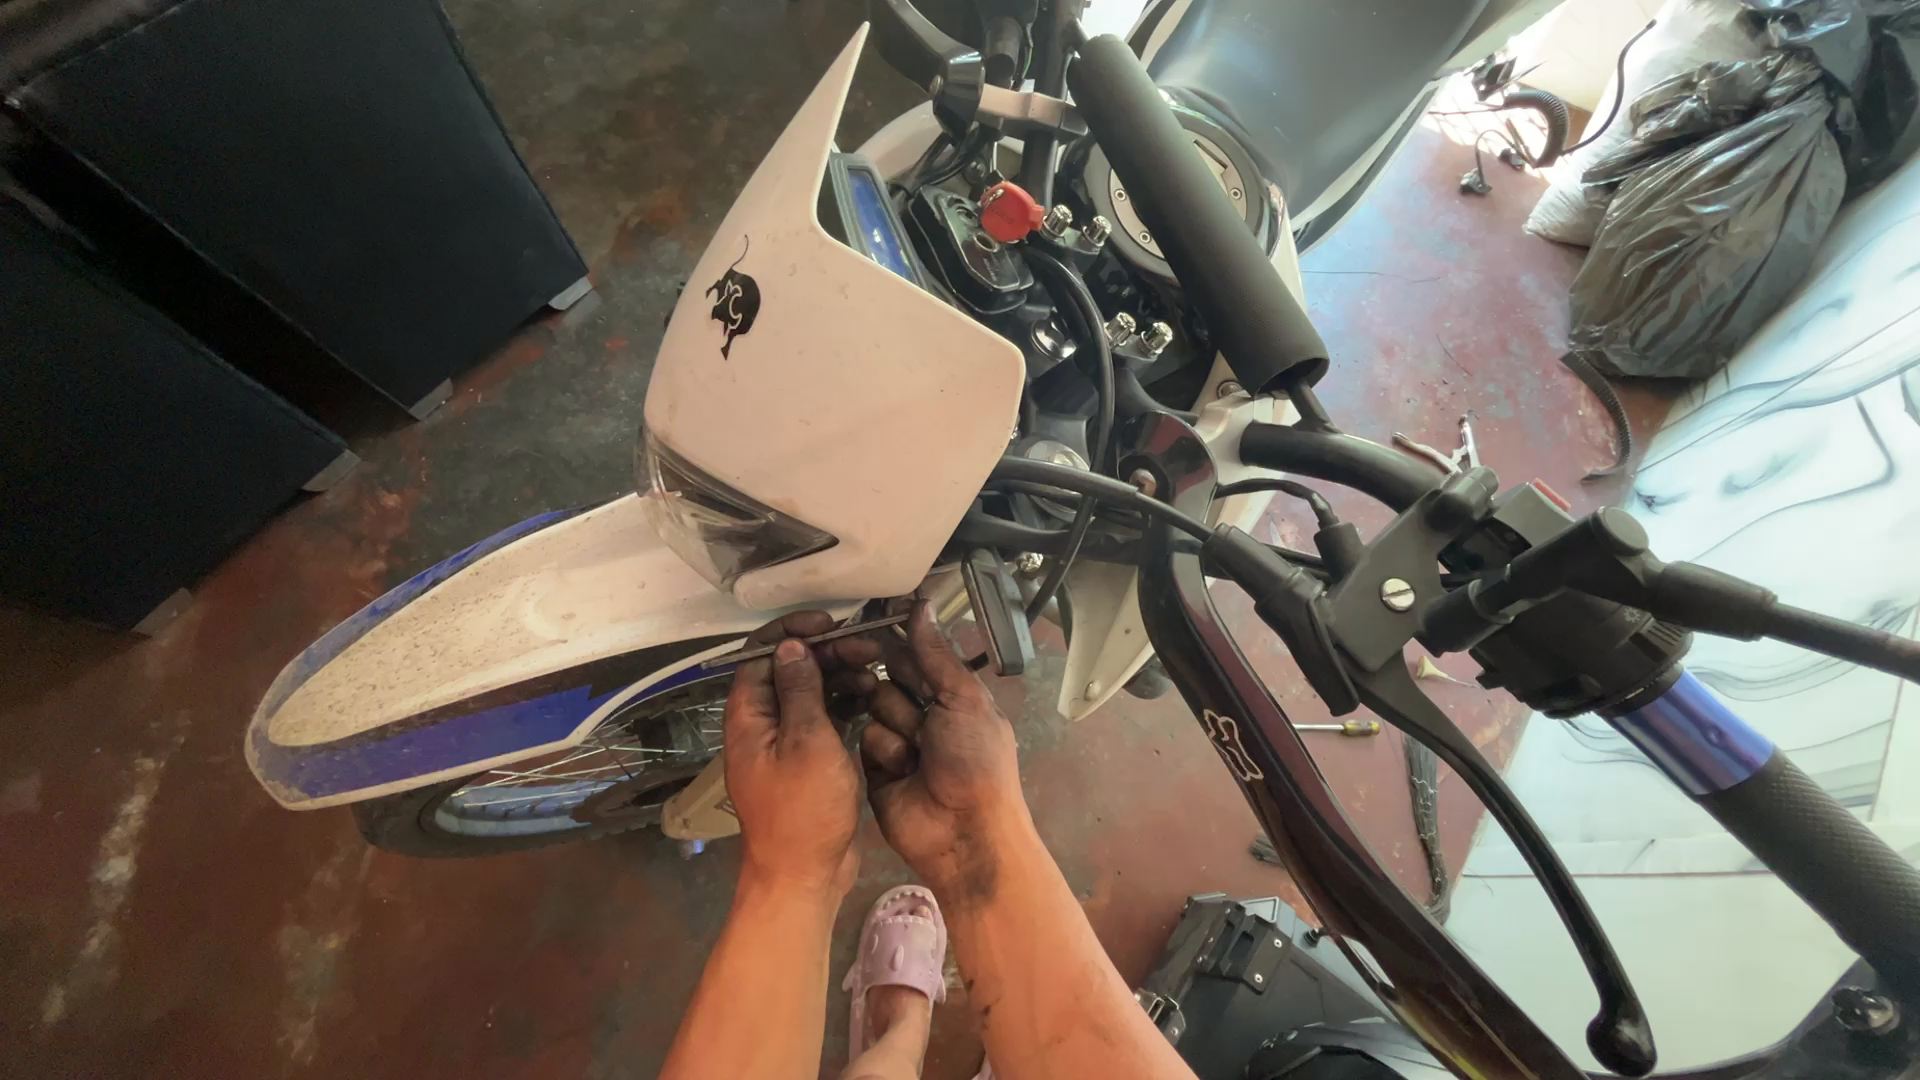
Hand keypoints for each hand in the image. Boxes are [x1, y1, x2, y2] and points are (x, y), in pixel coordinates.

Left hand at [723, 611, 881, 895]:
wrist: (805, 875)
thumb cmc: (803, 810)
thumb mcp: (806, 742)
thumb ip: (799, 690)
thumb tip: (791, 646)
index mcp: (749, 715)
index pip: (762, 652)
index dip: (793, 630)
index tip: (830, 624)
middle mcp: (761, 721)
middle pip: (790, 668)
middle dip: (826, 651)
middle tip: (867, 647)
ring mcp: (785, 739)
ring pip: (810, 689)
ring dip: (839, 674)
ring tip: (875, 670)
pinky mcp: (807, 755)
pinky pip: (823, 714)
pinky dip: (844, 701)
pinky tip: (871, 694)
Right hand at [859, 602, 1030, 906]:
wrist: (965, 835)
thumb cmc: (975, 761)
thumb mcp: (964, 700)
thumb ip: (936, 654)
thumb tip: (922, 604)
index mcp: (949, 693)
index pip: (912, 654)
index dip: (889, 639)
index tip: (860, 622)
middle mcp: (921, 712)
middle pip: (886, 677)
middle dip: (878, 673)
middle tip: (854, 659)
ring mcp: (896, 740)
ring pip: (874, 708)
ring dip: (893, 721)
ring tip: (914, 748)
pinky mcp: (874, 769)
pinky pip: (866, 741)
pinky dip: (883, 751)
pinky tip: (903, 769)